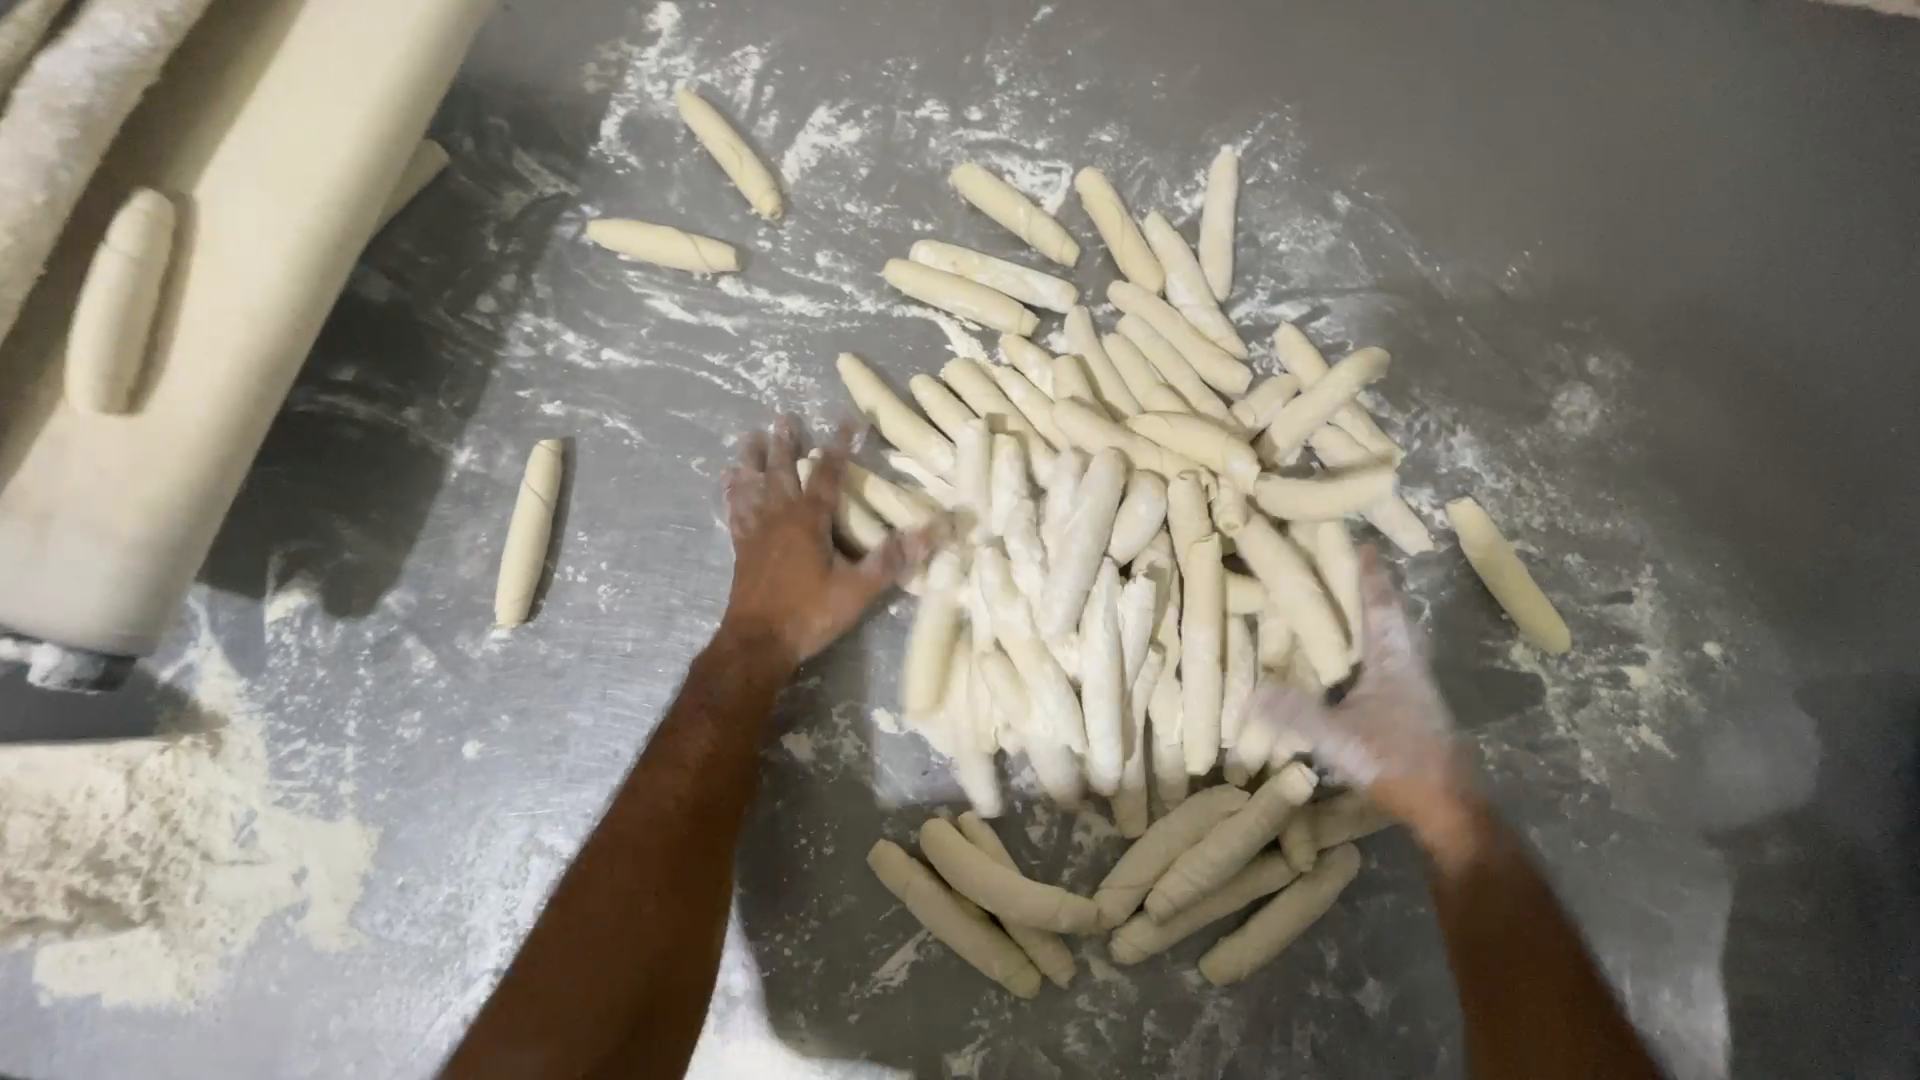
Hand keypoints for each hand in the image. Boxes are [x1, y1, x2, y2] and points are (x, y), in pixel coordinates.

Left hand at [720, 418, 933, 667]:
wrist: (757, 643)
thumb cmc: (809, 614)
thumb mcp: (858, 589)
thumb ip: (892, 559)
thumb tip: (933, 532)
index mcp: (808, 520)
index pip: (827, 474)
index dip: (839, 446)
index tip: (847, 420)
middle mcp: (779, 517)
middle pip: (781, 471)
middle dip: (786, 443)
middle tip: (785, 416)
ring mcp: (755, 533)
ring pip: (753, 487)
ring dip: (753, 460)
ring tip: (748, 436)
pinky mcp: (741, 550)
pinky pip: (735, 512)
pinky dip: (733, 494)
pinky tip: (728, 483)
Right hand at [1249, 546, 1472, 823]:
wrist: (1448, 805)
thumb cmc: (1397, 761)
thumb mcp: (1338, 738)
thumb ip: (1296, 714)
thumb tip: (1251, 691)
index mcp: (1392, 661)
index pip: (1379, 607)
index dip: (1370, 576)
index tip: (1364, 544)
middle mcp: (1406, 665)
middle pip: (1391, 616)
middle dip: (1372, 590)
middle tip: (1349, 567)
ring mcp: (1412, 687)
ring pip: (1391, 639)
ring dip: (1372, 617)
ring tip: (1346, 605)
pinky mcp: (1411, 707)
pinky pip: (1386, 661)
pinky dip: (1369, 646)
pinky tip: (1352, 661)